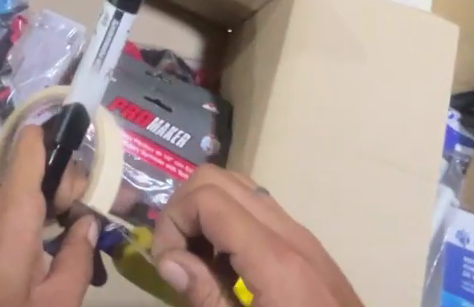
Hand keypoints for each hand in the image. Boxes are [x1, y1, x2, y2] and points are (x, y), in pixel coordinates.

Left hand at [0, 128, 99, 306]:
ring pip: (20, 194)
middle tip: (90, 221)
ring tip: (69, 241)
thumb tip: (89, 223)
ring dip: (46, 209)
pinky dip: (25, 220)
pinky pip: (2, 210)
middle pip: (34, 173)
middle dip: (64, 191)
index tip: (88, 172)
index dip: (60, 142)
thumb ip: (78, 259)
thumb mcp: (55, 305)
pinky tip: (40, 252)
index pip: (31, 144)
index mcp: (12, 210)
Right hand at [150, 167, 362, 306]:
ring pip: (237, 185)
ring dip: (206, 210)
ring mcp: (302, 236)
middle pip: (217, 178)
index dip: (172, 221)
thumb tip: (168, 260)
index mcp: (275, 260)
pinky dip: (228, 220)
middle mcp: (290, 234)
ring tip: (197, 260)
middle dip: (184, 208)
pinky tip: (226, 266)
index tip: (165, 264)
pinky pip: (257, 207)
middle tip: (175, 256)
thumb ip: (205, 297)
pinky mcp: (308, 247)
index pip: (206, 198)